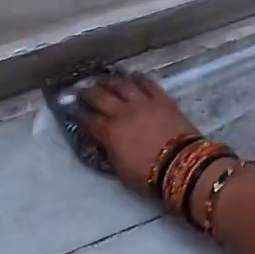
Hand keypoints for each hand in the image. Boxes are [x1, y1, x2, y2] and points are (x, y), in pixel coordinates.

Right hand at [78, 77, 202, 190]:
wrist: (182, 165)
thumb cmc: (148, 175)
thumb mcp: (120, 171)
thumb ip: (110, 153)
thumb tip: (105, 143)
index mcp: (110, 133)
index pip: (89, 120)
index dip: (78, 114)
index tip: (72, 109)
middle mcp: (123, 113)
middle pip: (101, 97)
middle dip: (88, 93)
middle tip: (82, 90)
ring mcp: (143, 104)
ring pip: (123, 85)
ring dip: (111, 81)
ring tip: (105, 80)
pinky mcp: (163, 100)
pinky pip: (149, 84)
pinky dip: (140, 80)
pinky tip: (135, 78)